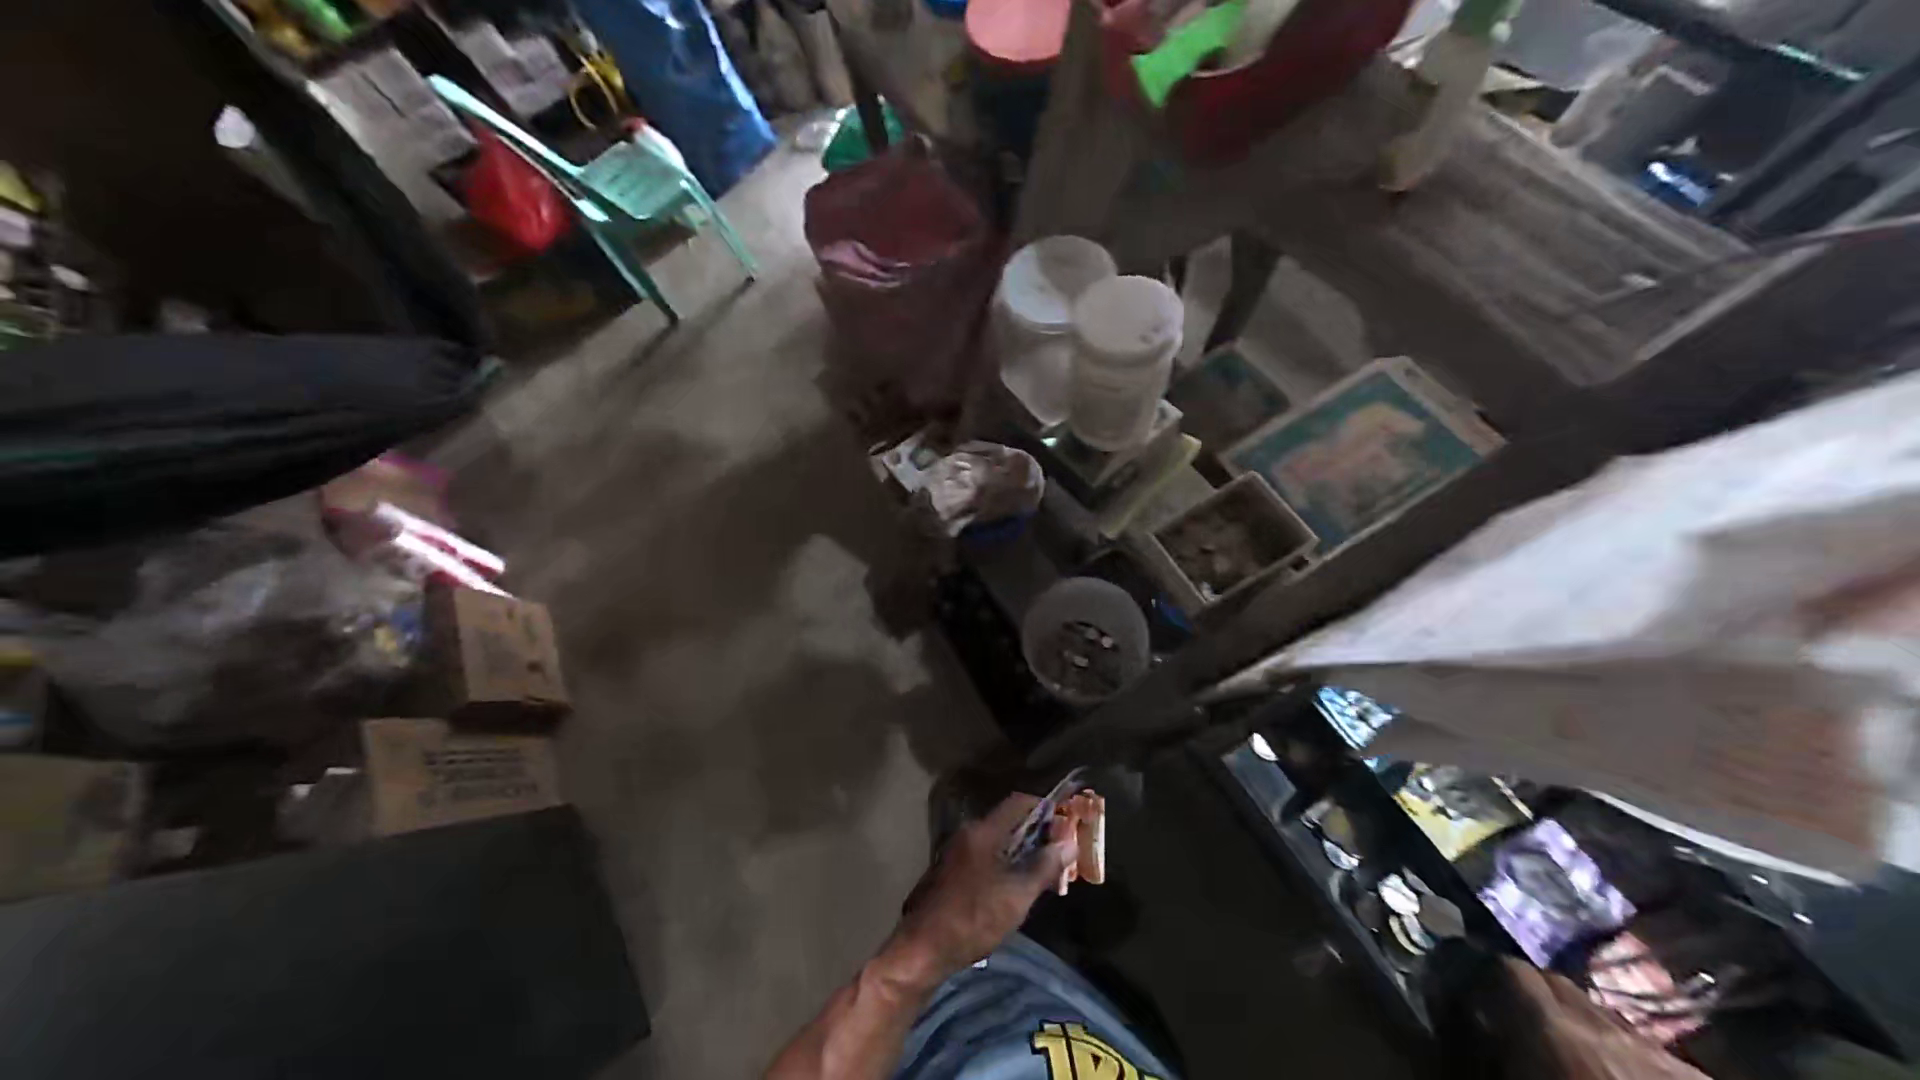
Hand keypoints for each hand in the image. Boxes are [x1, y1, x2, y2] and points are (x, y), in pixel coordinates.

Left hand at [875, 793, 1075, 993]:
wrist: (923, 949)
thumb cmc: (973, 917)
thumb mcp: (1017, 895)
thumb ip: (1044, 866)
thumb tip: (1068, 842)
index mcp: (982, 831)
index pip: (1018, 802)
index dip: (1044, 807)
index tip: (1066, 821)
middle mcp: (967, 834)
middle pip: (1008, 822)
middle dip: (1037, 834)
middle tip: (1061, 853)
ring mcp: (956, 853)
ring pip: (997, 842)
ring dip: (1022, 852)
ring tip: (1045, 873)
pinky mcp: (951, 872)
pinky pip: (986, 857)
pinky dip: (1005, 864)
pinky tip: (1017, 887)